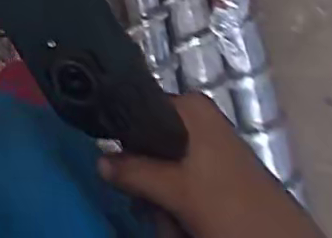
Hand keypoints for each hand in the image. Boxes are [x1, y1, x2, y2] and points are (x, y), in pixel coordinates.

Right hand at [99, 94, 319, 237]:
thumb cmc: (233, 211)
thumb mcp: (178, 192)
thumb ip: (135, 172)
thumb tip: (97, 160)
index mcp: (191, 107)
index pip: (139, 109)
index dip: (125, 140)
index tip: (116, 170)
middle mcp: (200, 120)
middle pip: (151, 144)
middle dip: (147, 183)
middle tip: (150, 209)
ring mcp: (211, 150)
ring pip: (165, 172)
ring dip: (162, 203)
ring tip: (174, 228)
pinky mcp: (219, 180)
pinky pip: (183, 188)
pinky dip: (179, 210)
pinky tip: (184, 230)